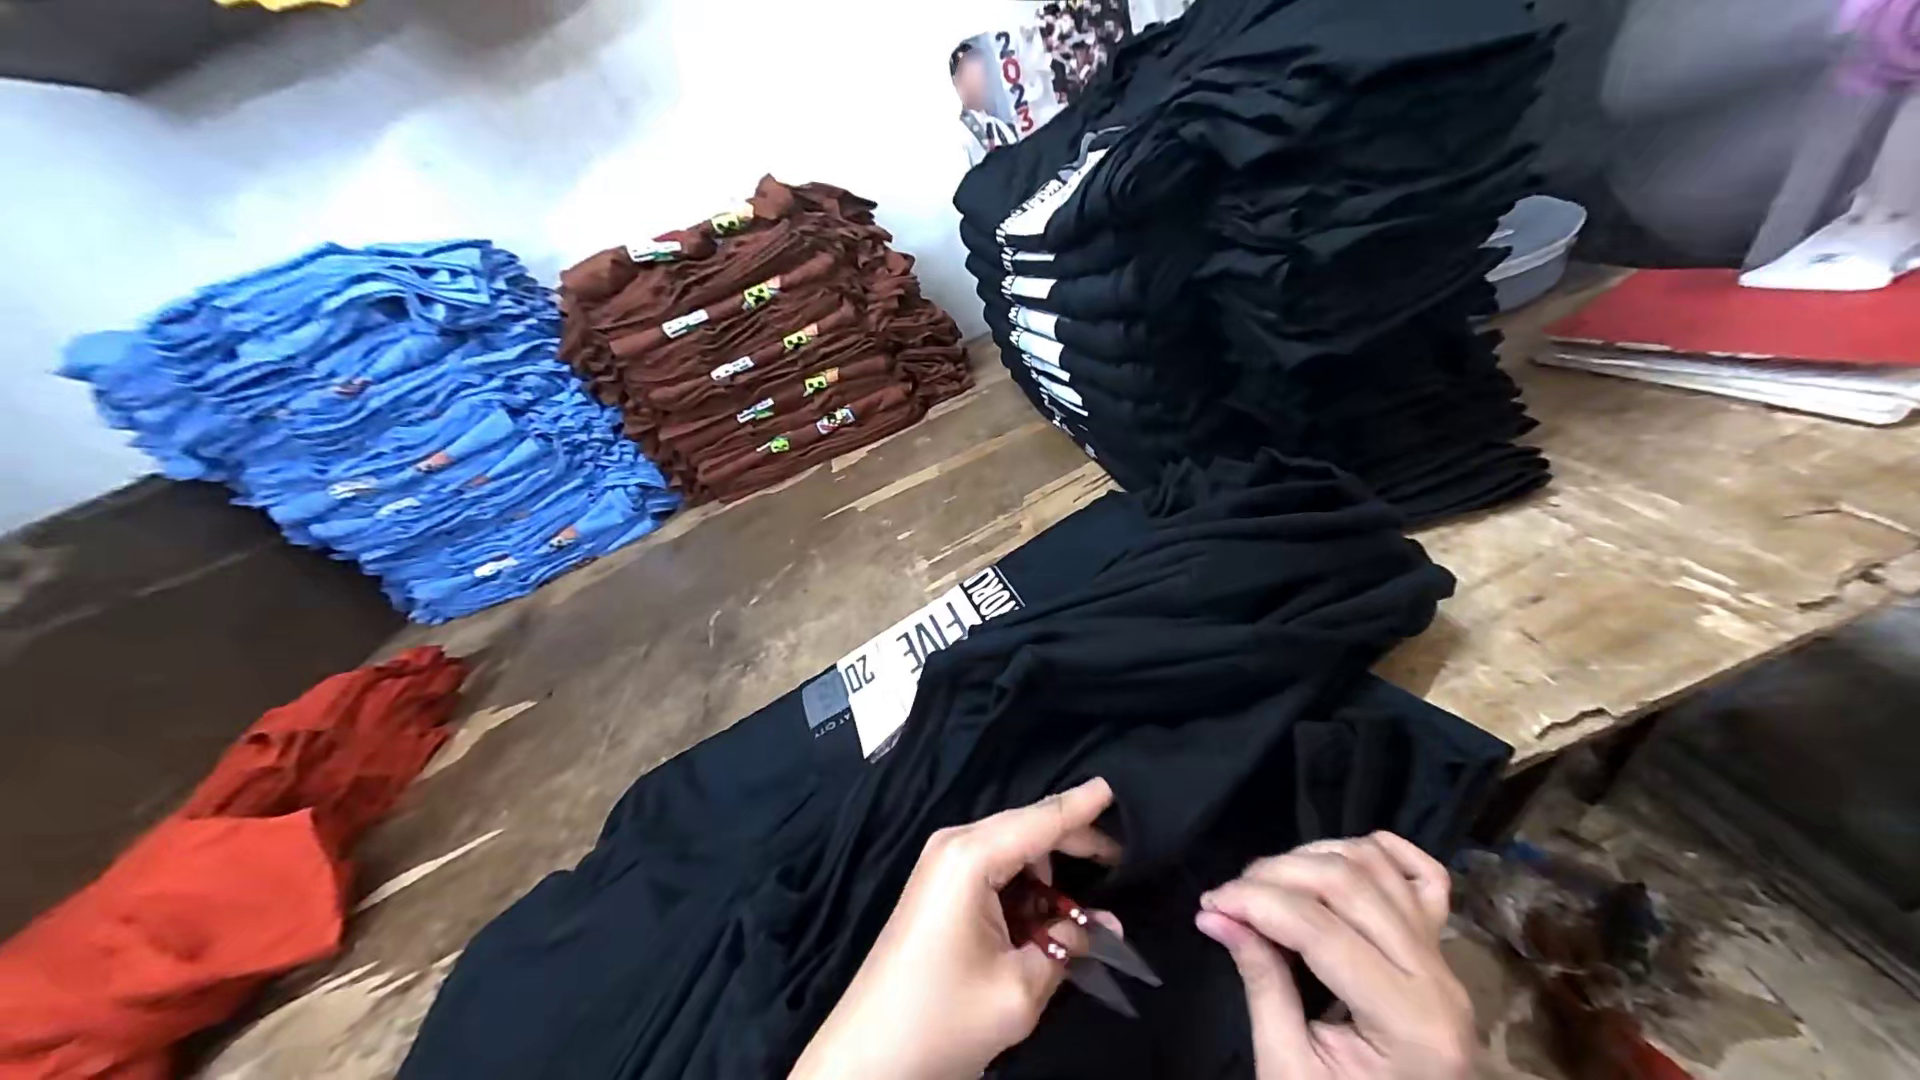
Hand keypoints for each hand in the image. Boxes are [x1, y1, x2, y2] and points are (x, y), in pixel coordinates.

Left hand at [790, 778, 1120, 1079]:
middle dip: (1071, 838)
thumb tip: (1108, 922)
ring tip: (1082, 902)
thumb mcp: (1018, 989)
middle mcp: (954, 844)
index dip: (1080, 806)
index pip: (1038, 821)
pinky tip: (1043, 911)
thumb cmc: (943, 1018)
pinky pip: (994, 864)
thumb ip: (1068, 946)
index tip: (1113, 786)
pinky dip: (1024, 880)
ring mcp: (942, 861)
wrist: (869, 1055)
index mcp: (970, 857)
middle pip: (1026, 826)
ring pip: (1012, 845)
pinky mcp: (940, 882)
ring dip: (1048, 865)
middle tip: (1119, 858)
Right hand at [1195, 832, 1473, 1079]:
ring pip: (1374, 865)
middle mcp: (1441, 981)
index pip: (1319, 929)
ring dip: (1311, 857)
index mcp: (1411, 1025)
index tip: (1209, 904)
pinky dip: (1380, 851)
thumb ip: (1259, 982)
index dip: (1254, 902)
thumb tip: (1213, 914)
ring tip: (1269, 885)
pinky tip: (1340, 856)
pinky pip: (1423, 875)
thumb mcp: (1288, 1067)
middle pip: (1347, 882)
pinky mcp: (1442, 947)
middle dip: (1273, 874)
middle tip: (1231, 897)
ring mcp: (1446, 959)